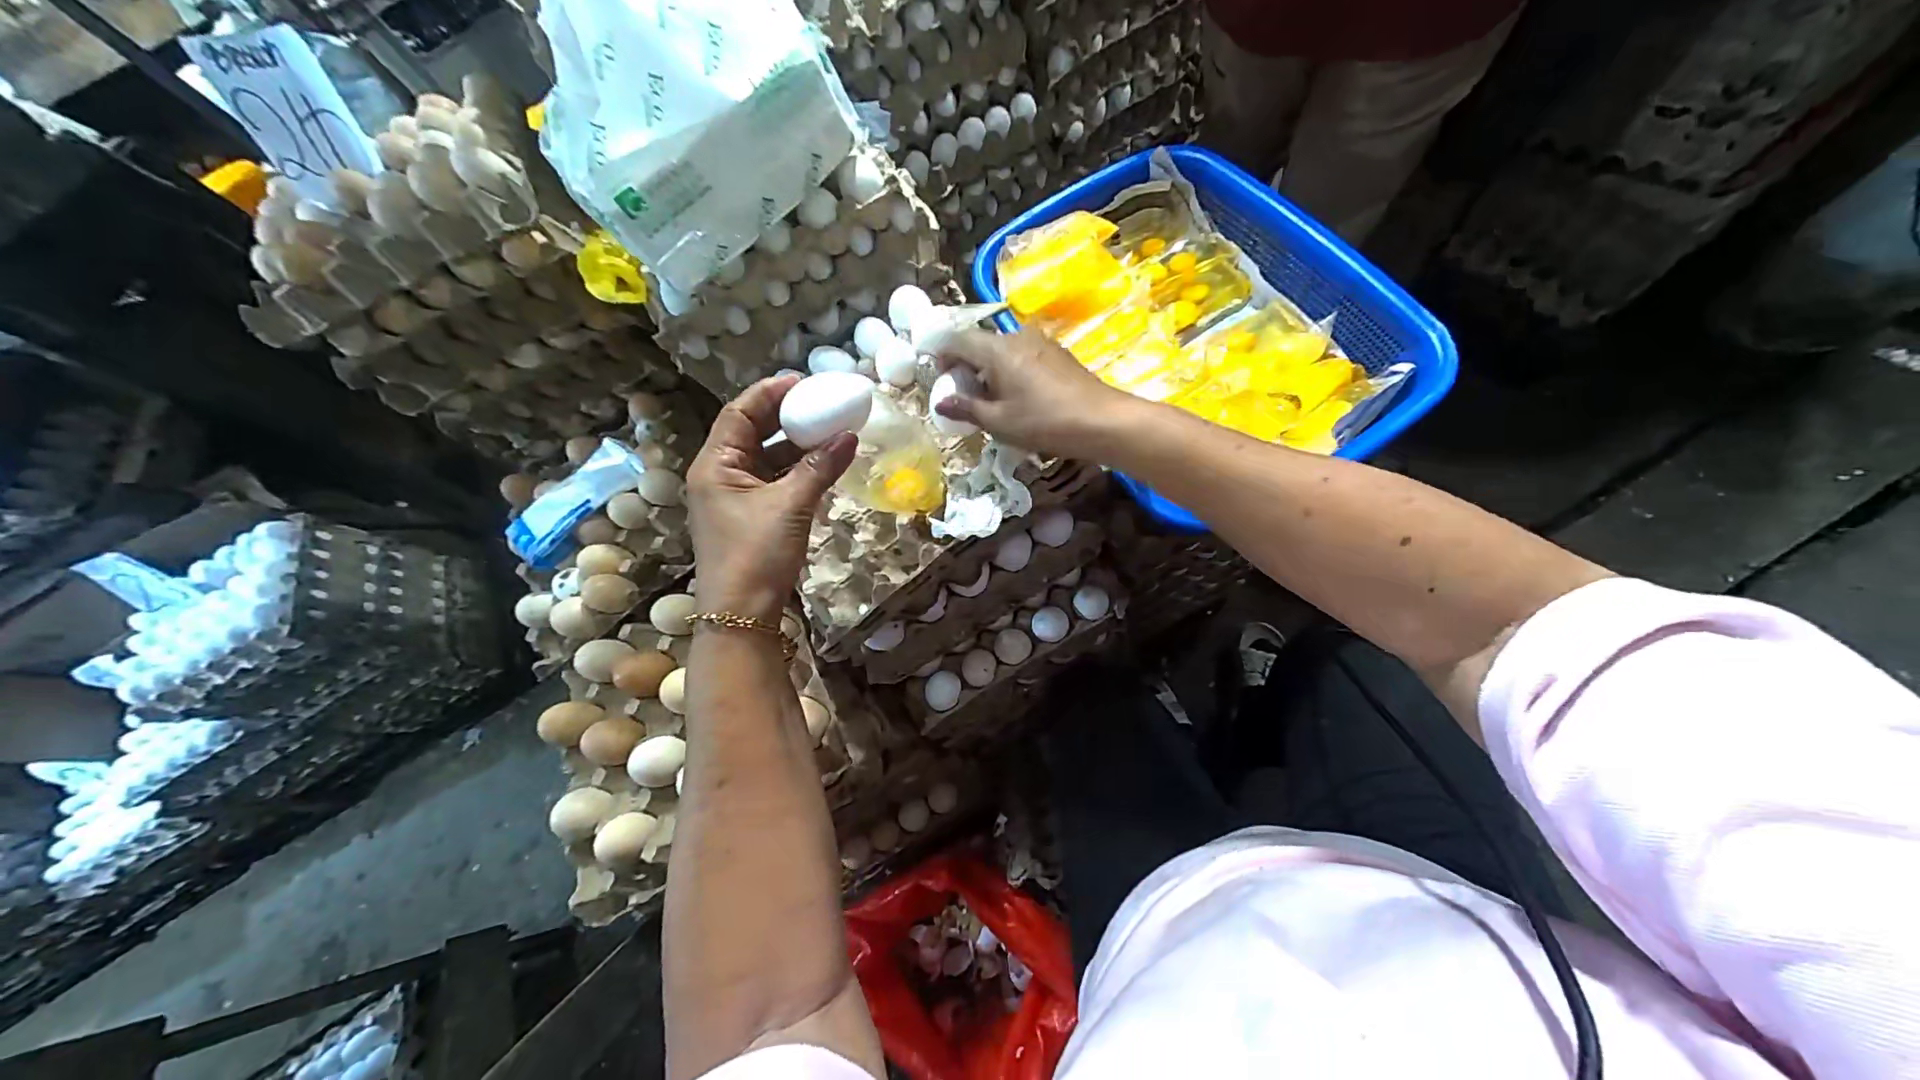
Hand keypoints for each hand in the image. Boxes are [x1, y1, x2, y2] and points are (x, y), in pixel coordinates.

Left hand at [686, 374, 855, 622]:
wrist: (742, 615)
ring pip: (767, 458)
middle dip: (788, 417)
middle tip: (823, 403)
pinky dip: (798, 470)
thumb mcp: (790, 506)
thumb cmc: (756, 554)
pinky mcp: (751, 517)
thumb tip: (849, 437)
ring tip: (831, 430)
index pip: (740, 412)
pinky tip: (825, 464)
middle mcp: (720, 475)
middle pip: (753, 432)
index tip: (803, 381)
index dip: (770, 393)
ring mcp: (735, 497)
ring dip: (797, 445)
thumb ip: (820, 467)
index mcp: (716, 464)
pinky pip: (775, 481)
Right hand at [930, 327, 1140, 458]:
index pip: (956, 339)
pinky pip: (1020, 355)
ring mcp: (1039, 341)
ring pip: (1001, 350)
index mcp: (996, 349)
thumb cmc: (1044, 422)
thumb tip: (941, 402)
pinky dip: (1009, 371)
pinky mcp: (1056, 353)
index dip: (941, 355)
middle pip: (979, 343)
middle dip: (965, 366)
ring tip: (990, 401)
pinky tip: (1017, 397)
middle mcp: (1015, 336)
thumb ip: (966, 408)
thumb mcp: (999, 422)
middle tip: (962, 396)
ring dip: (988, 371)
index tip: (939, 378)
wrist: (1101, 420)